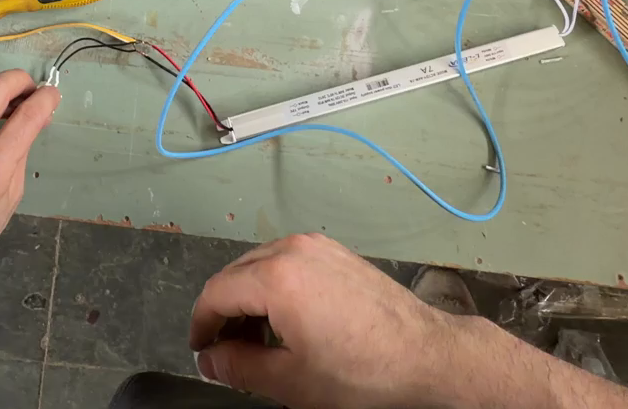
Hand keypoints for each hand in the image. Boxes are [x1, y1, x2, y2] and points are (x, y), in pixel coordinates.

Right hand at [190, 234, 486, 408]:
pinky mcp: (332, 249)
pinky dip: (273, 285)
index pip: (216, 292)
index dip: (201, 324)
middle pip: (236, 273)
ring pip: (260, 264)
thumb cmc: (360, 374)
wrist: (427, 356)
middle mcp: (290, 248)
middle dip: (223, 311)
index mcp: (275, 276)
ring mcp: (314, 244)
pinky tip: (284, 319)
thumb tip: (210, 360)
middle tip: (223, 352)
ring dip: (248, 297)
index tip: (200, 352)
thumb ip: (240, 367)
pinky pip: (286, 260)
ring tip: (255, 340)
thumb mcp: (292, 382)